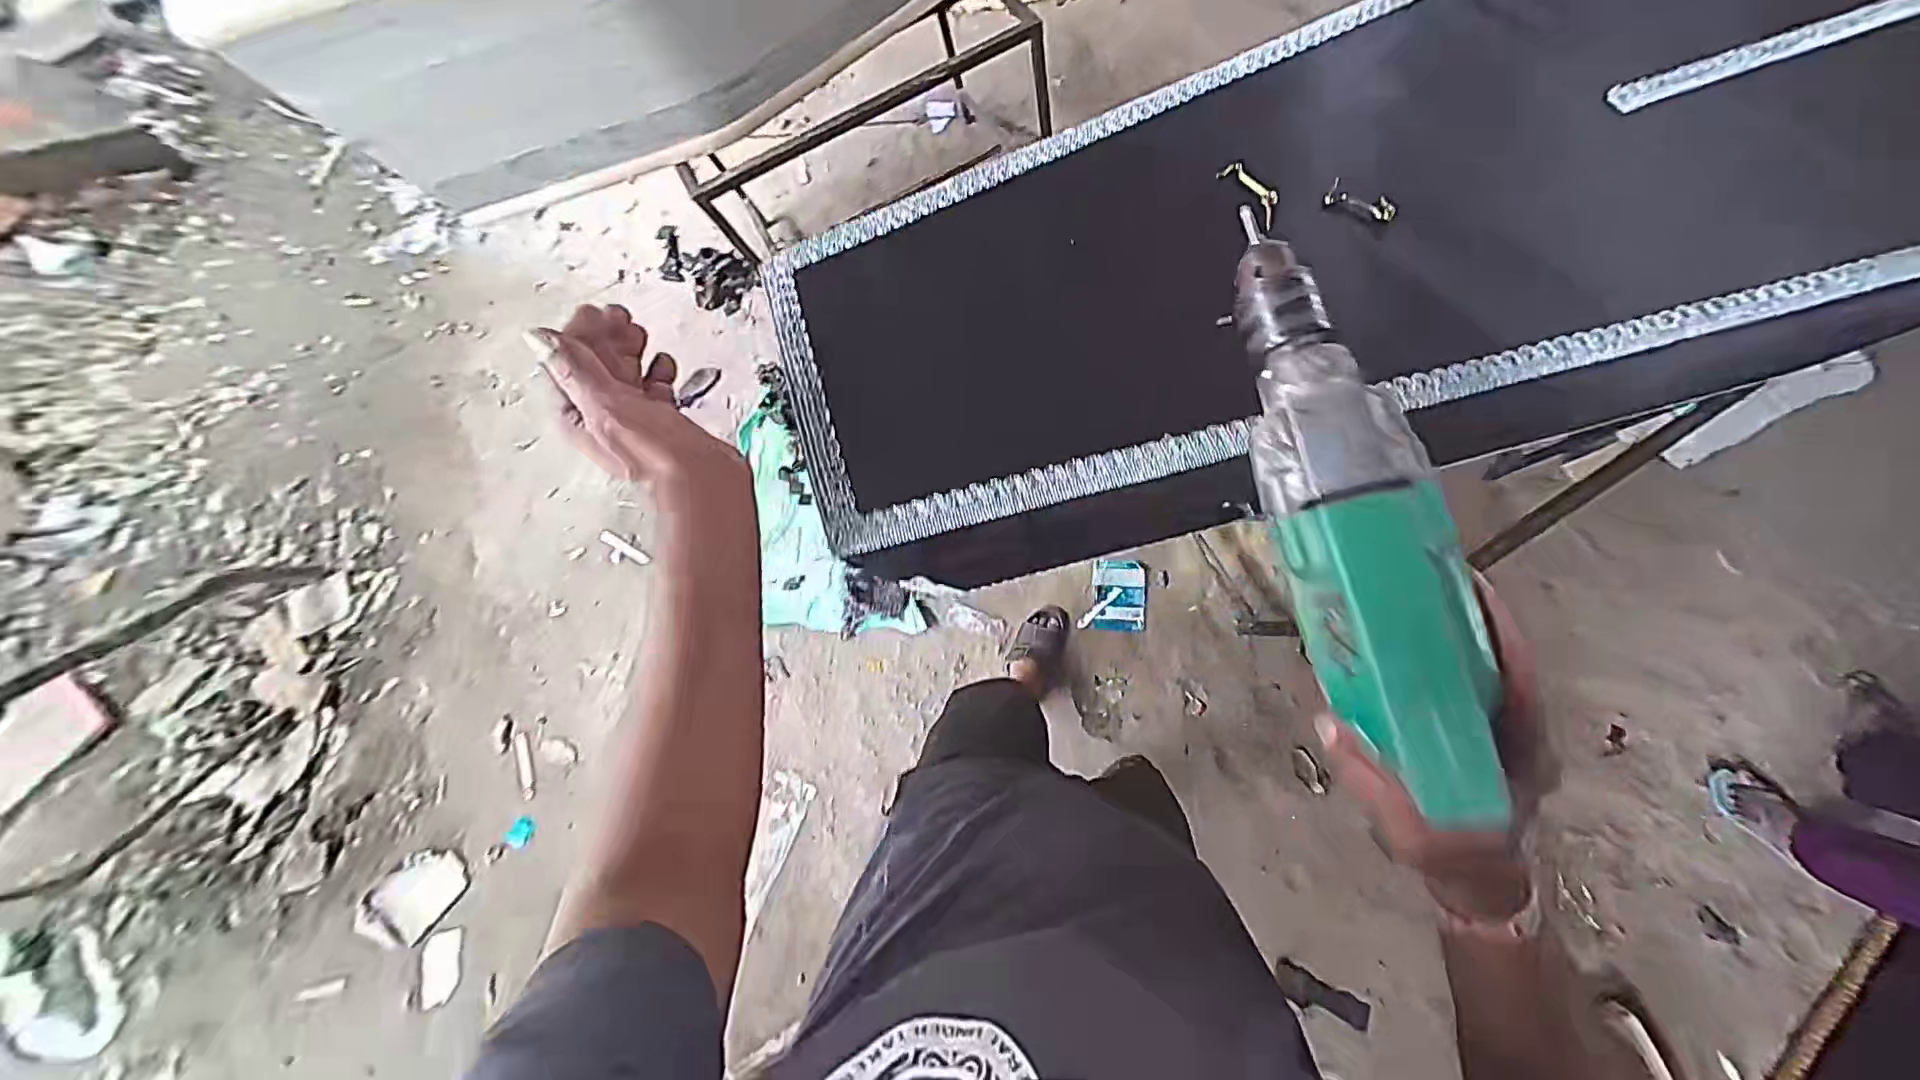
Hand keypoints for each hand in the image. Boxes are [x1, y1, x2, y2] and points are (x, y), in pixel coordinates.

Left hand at [526, 305, 748, 504]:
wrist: (703, 479)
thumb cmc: (657, 456)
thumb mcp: (607, 406)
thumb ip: (576, 370)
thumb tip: (540, 338)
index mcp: (579, 416)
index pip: (568, 364)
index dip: (579, 334)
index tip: (595, 313)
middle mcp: (605, 419)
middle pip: (597, 368)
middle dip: (607, 339)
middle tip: (619, 317)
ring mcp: (636, 421)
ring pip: (627, 376)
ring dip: (632, 352)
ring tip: (640, 334)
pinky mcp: (666, 424)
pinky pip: (654, 390)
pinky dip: (657, 373)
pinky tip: (662, 367)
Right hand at [1315, 572, 1559, 920]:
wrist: (1475, 881)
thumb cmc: (1452, 855)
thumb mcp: (1412, 829)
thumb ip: (1371, 781)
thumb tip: (1327, 721)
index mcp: (1519, 750)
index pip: (1518, 677)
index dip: (1499, 630)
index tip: (1474, 587)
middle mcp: (1517, 732)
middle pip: (1501, 660)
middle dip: (1470, 618)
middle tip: (1430, 579)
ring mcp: (1499, 731)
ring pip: (1483, 669)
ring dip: (1454, 632)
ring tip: (1414, 598)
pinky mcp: (1476, 732)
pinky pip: (1463, 684)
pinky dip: (1440, 657)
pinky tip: (1403, 643)